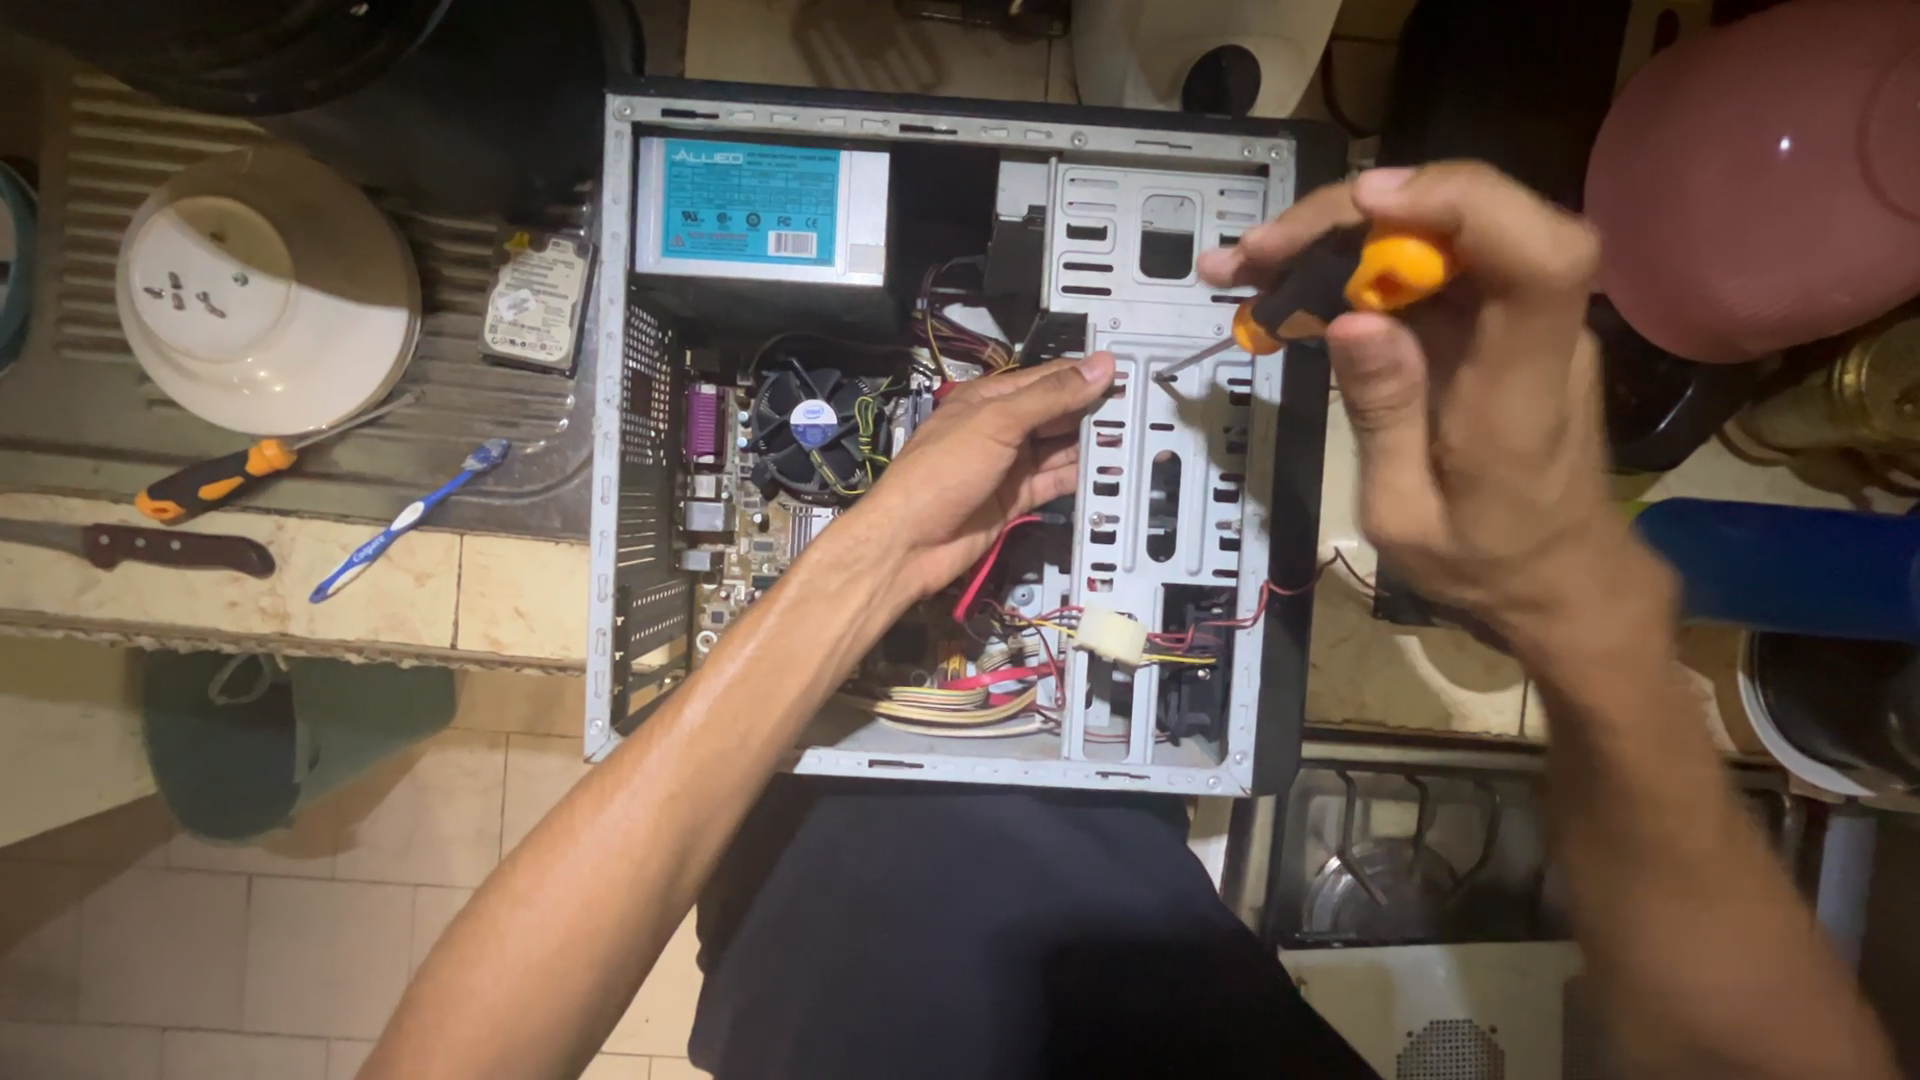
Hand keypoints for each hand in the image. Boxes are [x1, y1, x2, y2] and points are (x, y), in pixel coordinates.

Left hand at [845, 353, 1114, 602]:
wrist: (910, 542)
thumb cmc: (942, 472)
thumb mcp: (997, 423)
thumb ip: (1050, 397)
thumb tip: (1098, 367)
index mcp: (989, 400)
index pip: (1046, 380)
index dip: (1083, 376)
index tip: (1124, 375)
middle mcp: (1000, 429)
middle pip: (1055, 414)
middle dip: (1091, 411)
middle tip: (1137, 409)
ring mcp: (1008, 466)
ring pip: (1058, 449)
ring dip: (1089, 445)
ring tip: (1131, 438)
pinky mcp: (1014, 499)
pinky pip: (1053, 482)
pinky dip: (1077, 477)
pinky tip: (1105, 472)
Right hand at [1200, 163, 1664, 645]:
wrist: (1548, 573)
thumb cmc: (1479, 559)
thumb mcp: (1404, 512)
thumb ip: (1384, 416)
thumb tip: (1351, 321)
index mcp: (1520, 389)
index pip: (1536, 261)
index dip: (1462, 208)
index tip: (1368, 202)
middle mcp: (1526, 334)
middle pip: (1459, 229)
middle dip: (1346, 224)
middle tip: (1248, 256)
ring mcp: (1502, 325)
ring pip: (1423, 245)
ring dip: (1328, 245)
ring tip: (1239, 270)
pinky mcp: (1476, 330)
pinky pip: (1407, 281)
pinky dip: (1339, 277)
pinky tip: (1277, 294)